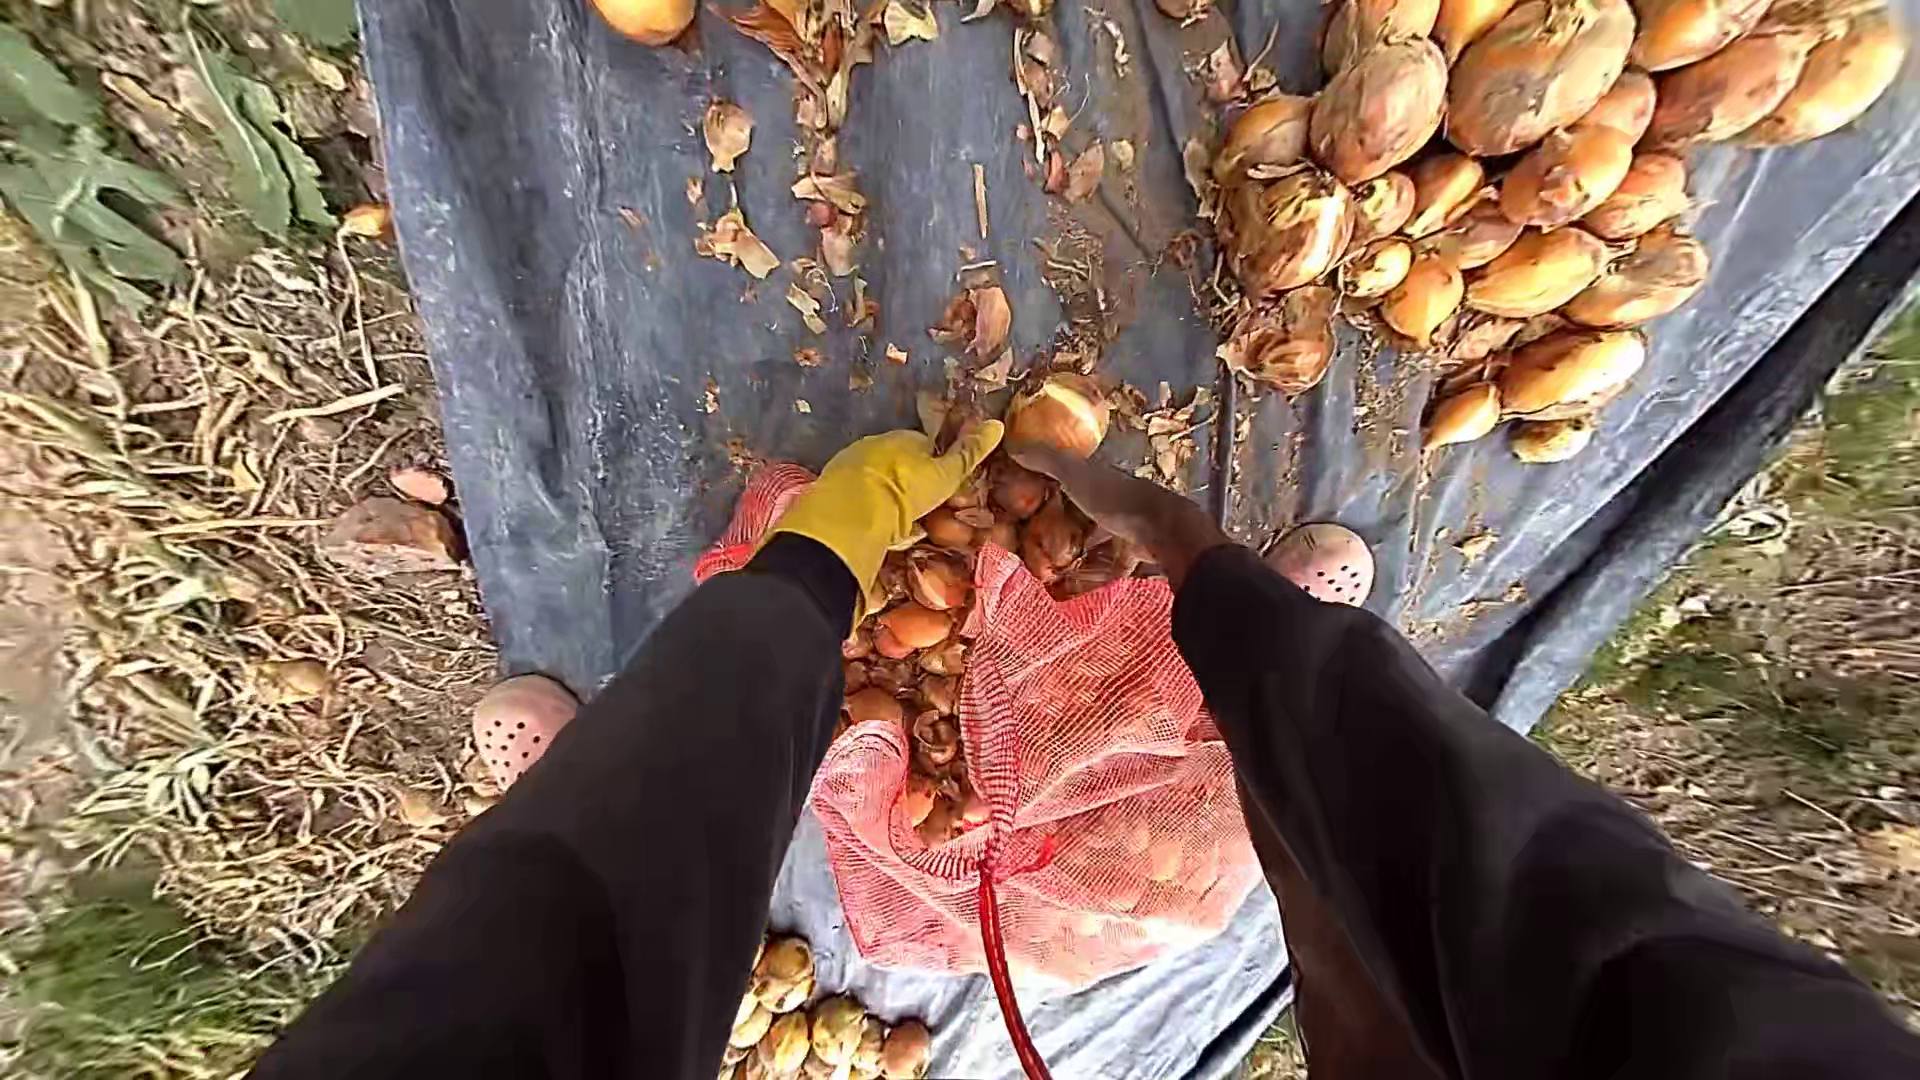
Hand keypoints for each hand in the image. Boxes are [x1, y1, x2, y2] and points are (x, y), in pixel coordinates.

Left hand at [770, 422, 1004, 608]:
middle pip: (898, 460)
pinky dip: (866, 505)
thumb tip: (997, 424)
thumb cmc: (906, 491)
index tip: (943, 485)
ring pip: (876, 477)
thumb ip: (969, 454)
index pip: (925, 445)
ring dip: (886, 492)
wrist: (853, 512)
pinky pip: (856, 494)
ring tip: (898, 519)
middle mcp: (875, 445)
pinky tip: (874, 522)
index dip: (936, 464)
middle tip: (921, 506)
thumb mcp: (945, 475)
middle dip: (908, 478)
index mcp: (904, 438)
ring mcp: (851, 465)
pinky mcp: (833, 488)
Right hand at [1008, 441, 1231, 589]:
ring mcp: (1129, 522)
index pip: (1075, 472)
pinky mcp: (1138, 548)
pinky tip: (1088, 577)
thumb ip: (1048, 461)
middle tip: (1045, 529)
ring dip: (1088, 539)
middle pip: (1089, 503)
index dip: (1056, 479)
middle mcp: (1116, 495)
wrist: (1160, 528)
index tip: (1035, 492)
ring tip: (1061, 556)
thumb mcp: (1075, 474)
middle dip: (1072, 512)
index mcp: (1101, 475)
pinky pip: (1116, 557)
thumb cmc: (1114, 497)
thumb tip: (1015, 447)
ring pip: (1104, 530)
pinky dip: (1104, 566)